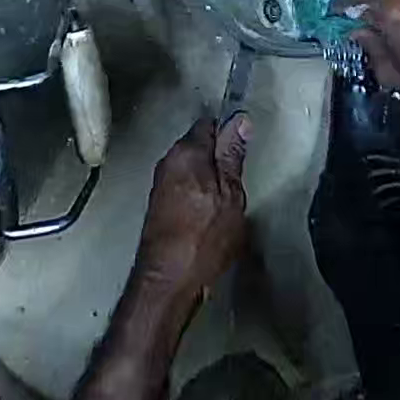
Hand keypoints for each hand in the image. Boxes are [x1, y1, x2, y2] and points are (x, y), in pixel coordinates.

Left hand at [131, 116, 250, 303]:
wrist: (169, 278)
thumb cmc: (204, 236)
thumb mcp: (231, 193)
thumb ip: (233, 155)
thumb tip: (240, 121)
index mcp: (186, 150)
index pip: (209, 124)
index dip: (228, 135)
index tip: (240, 155)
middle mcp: (168, 159)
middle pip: (198, 145)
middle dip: (217, 159)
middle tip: (234, 186)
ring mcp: (160, 181)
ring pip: (190, 167)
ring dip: (206, 178)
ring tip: (222, 206)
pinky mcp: (158, 202)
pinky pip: (182, 185)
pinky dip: (195, 194)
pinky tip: (205, 217)